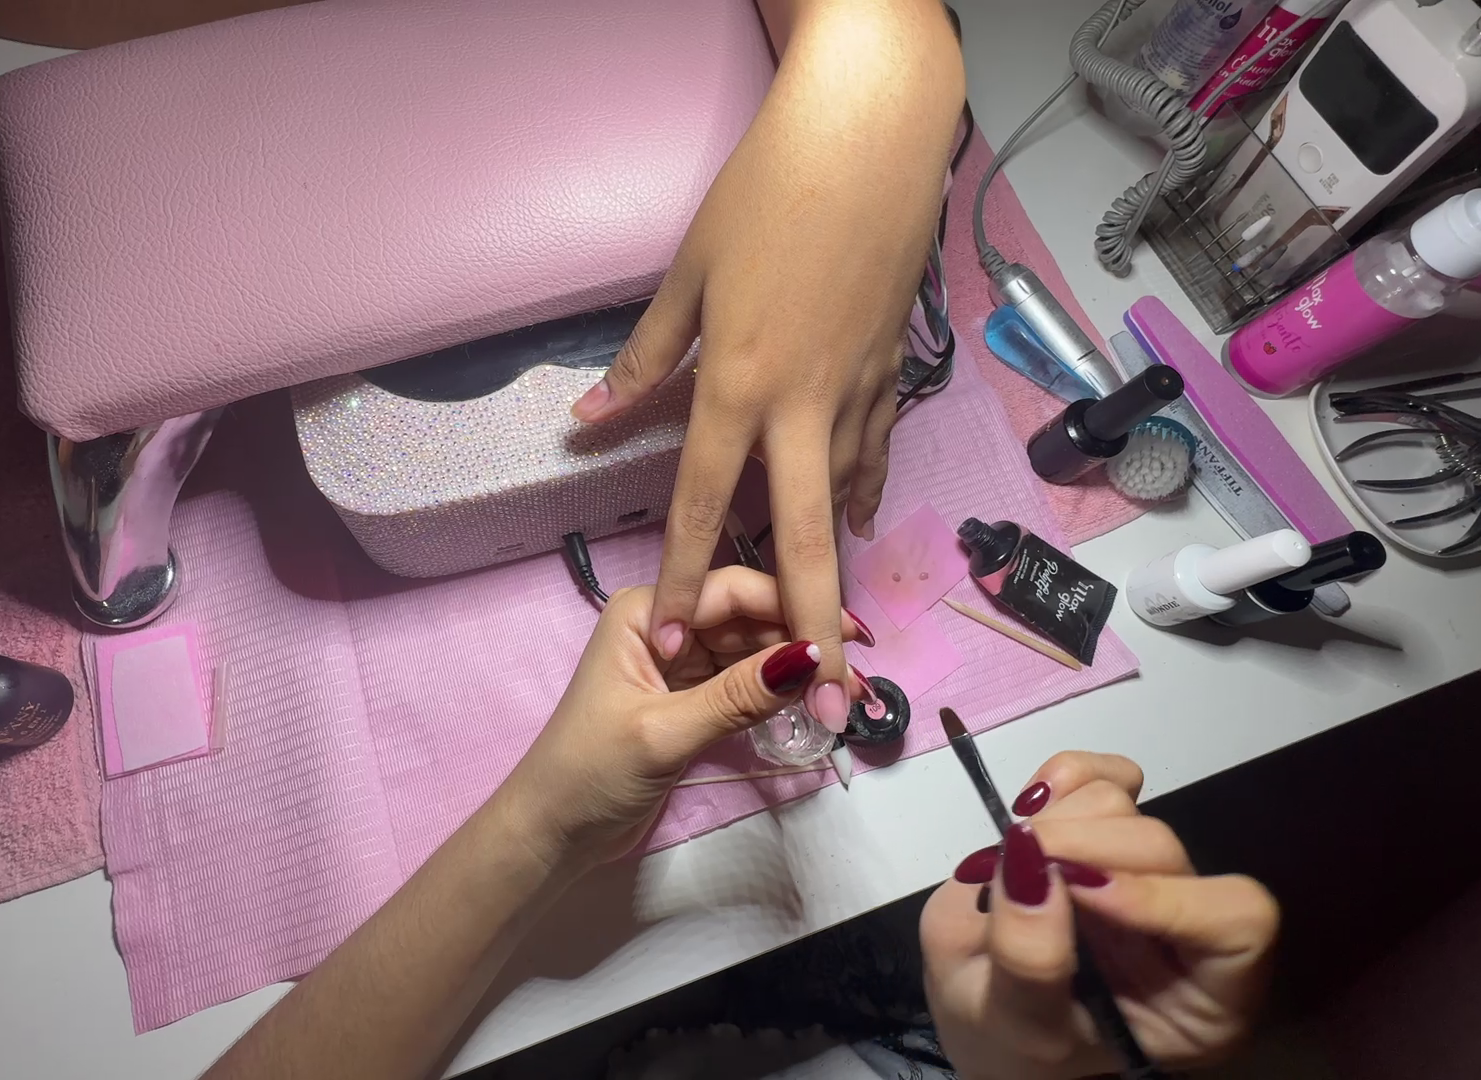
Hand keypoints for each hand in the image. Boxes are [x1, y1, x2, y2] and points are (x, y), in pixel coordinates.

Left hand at [502, 566, 867, 867]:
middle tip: (857, 674)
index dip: (791, 608)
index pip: (730, 593)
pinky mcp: (690, 695)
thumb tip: (812, 660)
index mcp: (646, 611)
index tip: (850, 635)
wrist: (554, 831)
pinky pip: (742, 682)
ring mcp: (679, 661)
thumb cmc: (591, 772)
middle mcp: (666, 624)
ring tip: (847, 692)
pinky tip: (812, 700)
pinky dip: (775, 692)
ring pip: (751, 651)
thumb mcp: (665, 732)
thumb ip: (736, 696)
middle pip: (747, 620)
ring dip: (795, 670)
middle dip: (801, 643)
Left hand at [571, 0, 963, 734]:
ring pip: (843, 498)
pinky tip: (854, 518)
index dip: (684, 575)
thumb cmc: (766, 197)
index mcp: (739, 386)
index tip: (676, 640)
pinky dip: (861, 491)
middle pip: (804, 535)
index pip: (702, 501)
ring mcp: (857, 393)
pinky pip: (874, 451)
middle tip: (826, 694)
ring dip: (835, 561)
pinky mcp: (892, 373)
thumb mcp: (690, 275)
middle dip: (812, 623)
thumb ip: (643, 361)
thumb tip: (588, 420)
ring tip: (833, 623)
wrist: (872, 135)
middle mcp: (802, 407)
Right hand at [920, 752, 1278, 1079]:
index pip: (1234, 924)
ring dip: (1056, 817)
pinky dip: (1063, 773)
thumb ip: (1030, 957)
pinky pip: (1101, 774)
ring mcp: (1135, 870)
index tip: (1074, 890)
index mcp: (1200, 1000)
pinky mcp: (1093, 829)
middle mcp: (1181, 928)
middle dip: (1082, 845)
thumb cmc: (1003, 1035)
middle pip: (1164, 849)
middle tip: (1014, 858)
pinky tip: (1030, 804)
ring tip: (1010, 852)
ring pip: (1123, 805)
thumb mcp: (1014, 1019)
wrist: (971, 1002)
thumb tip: (1029, 860)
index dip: (1160, 896)